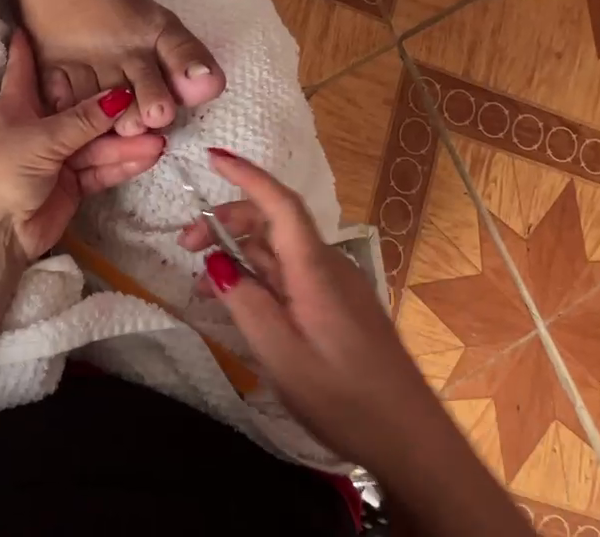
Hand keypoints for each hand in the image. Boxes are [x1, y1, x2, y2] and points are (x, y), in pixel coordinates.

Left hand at [0, 30, 164, 259]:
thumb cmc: (0, 173)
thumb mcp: (41, 139)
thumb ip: (82, 120)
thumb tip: (120, 96)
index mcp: (17, 104)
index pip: (25, 66)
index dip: (30, 44)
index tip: (37, 18)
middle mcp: (38, 125)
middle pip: (79, 107)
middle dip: (112, 104)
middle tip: (150, 97)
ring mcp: (57, 156)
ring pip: (96, 140)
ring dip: (125, 139)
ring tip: (161, 135)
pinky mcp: (72, 184)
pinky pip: (101, 168)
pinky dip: (123, 163)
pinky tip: (149, 156)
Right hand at [178, 148, 450, 471]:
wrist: (414, 443)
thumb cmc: (345, 398)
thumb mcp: (281, 354)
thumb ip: (244, 302)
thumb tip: (216, 263)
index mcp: (314, 270)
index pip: (279, 204)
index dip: (245, 174)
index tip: (211, 156)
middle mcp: (327, 267)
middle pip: (272, 222)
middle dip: (225, 222)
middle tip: (185, 246)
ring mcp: (335, 287)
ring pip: (277, 250)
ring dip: (237, 252)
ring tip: (203, 281)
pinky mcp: (338, 308)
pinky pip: (289, 275)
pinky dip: (257, 275)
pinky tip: (238, 300)